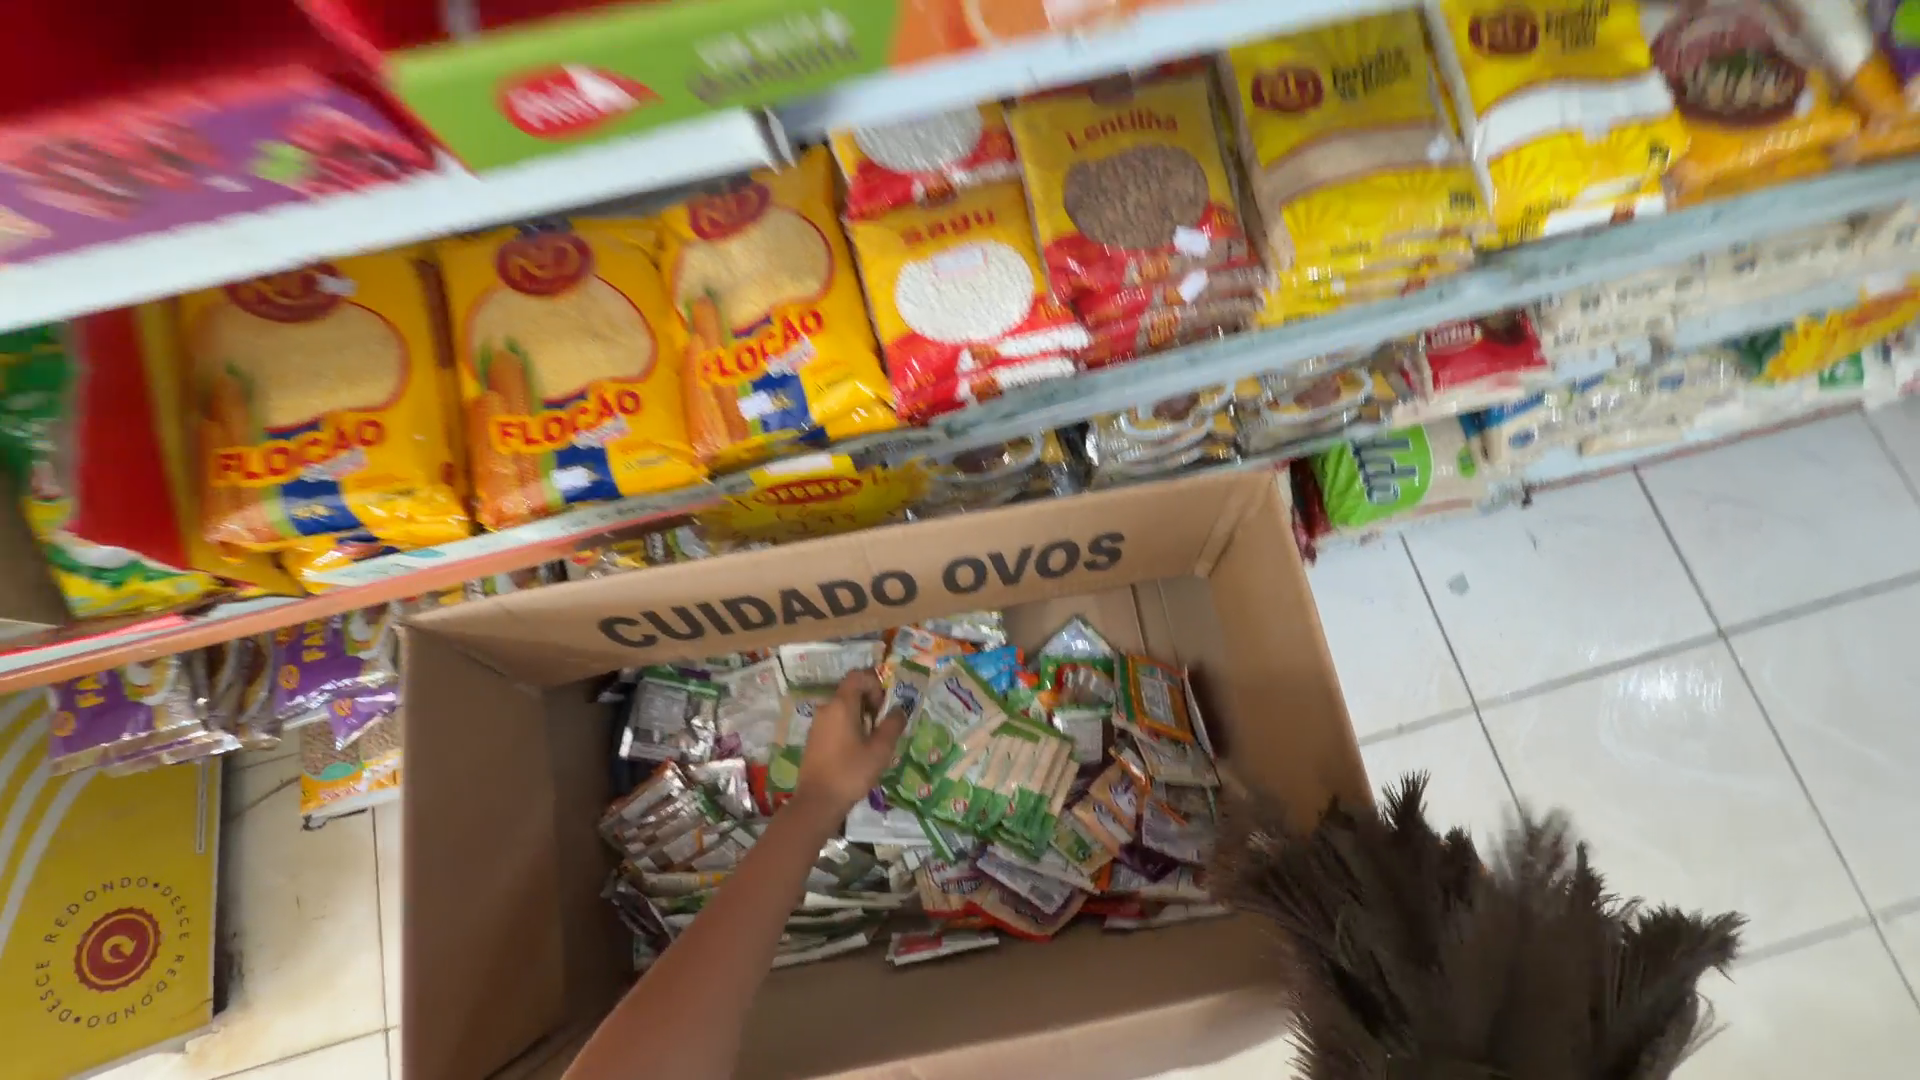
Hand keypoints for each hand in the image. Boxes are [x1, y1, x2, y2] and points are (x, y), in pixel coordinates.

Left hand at [793, 669, 906, 817]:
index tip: (884, 706)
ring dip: (861, 716)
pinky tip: (857, 750)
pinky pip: (835, 721)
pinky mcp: (814, 739)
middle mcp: (826, 708)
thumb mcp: (880, 749)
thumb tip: (900, 709)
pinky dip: (849, 726)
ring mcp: (817, 724)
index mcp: (841, 705)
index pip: (858, 676)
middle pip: (850, 691)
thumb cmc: (851, 772)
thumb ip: (893, 724)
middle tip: (883, 724)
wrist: (817, 802)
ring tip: (872, 740)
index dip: (875, 684)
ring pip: (843, 708)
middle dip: (870, 702)